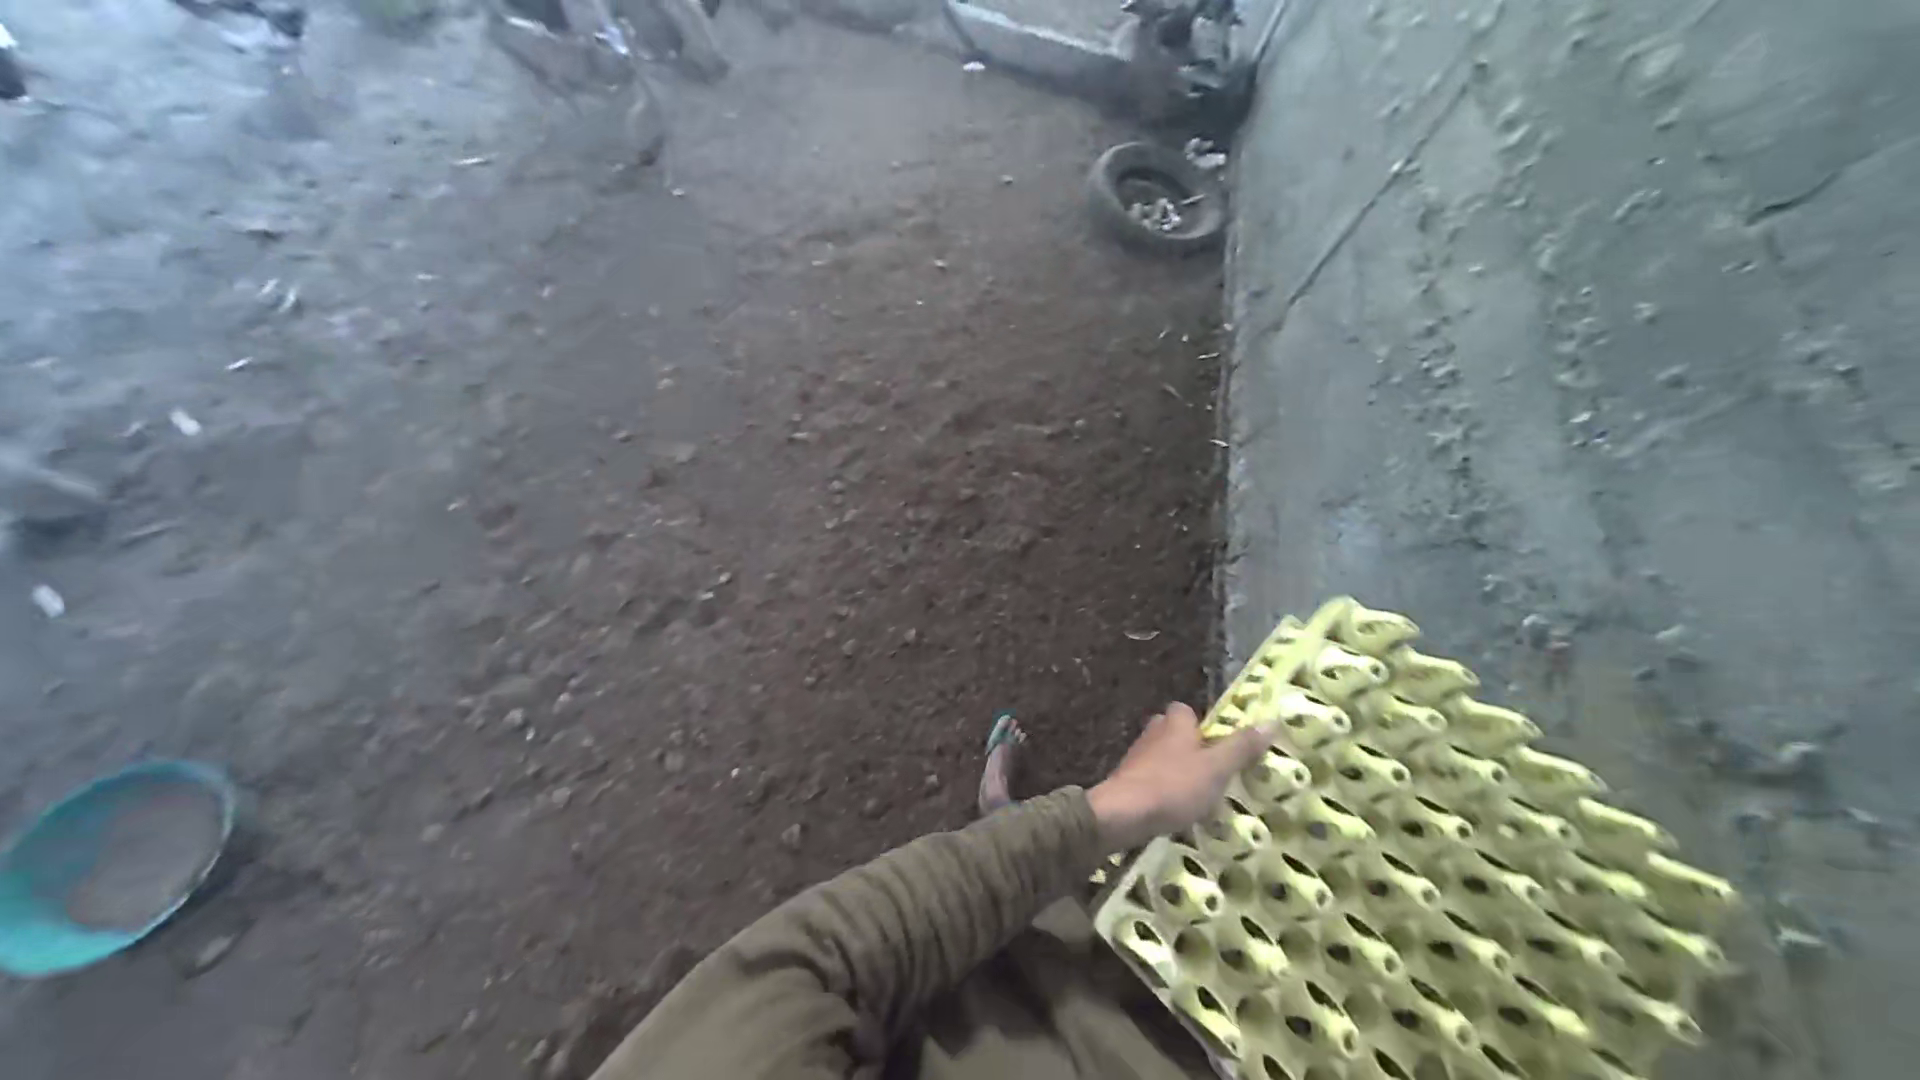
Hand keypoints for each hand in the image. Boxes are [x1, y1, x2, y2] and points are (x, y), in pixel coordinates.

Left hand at [1087, 702, 1279, 850]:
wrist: (1124, 811)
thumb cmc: (1174, 785)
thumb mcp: (1217, 768)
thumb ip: (1241, 747)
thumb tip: (1270, 722)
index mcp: (1174, 722)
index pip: (1188, 711)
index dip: (1205, 726)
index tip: (1223, 747)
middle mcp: (1154, 731)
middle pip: (1176, 734)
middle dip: (1194, 750)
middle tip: (1216, 774)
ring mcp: (1138, 754)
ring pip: (1165, 756)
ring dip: (1180, 771)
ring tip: (1201, 796)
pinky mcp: (1128, 777)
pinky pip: (1154, 777)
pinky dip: (1166, 788)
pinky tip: (1177, 808)